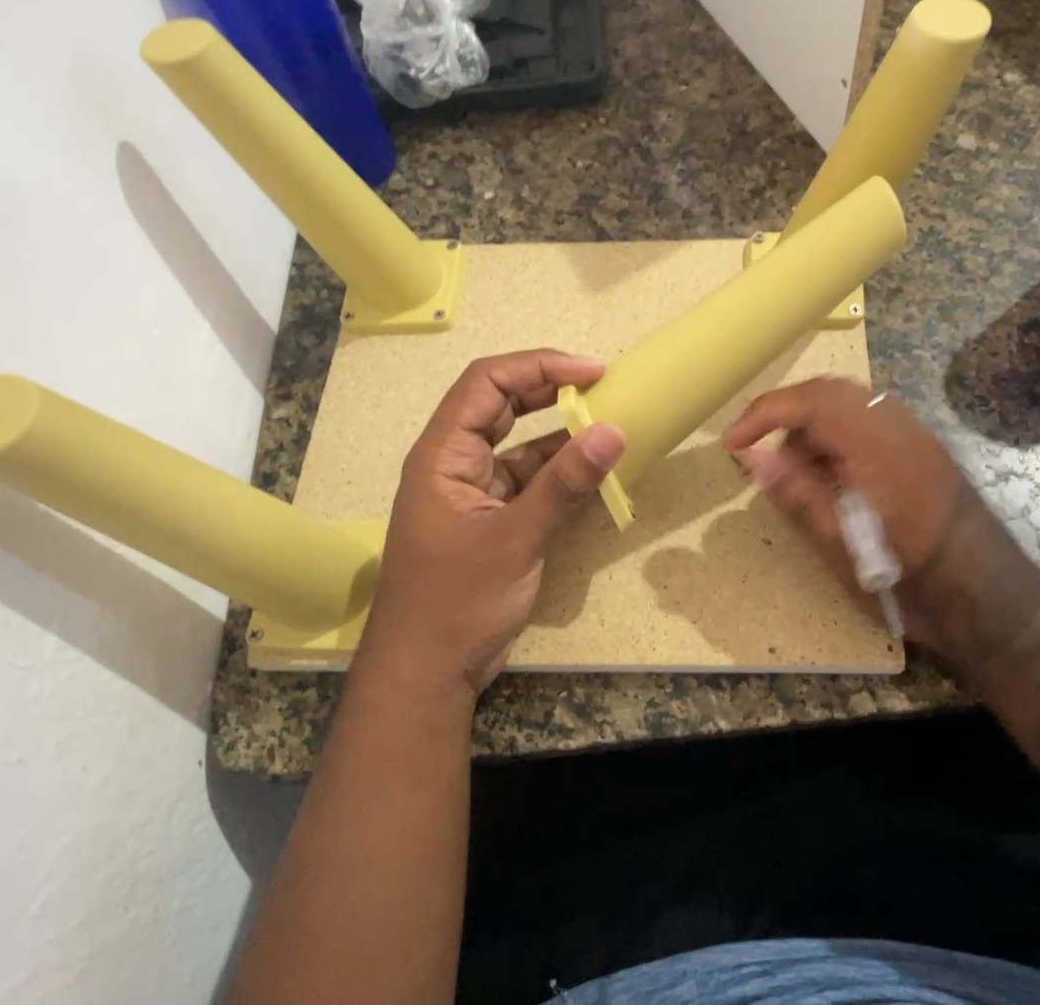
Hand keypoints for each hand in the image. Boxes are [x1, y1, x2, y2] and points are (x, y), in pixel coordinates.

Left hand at [359, 350, 625, 694]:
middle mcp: (455, 465)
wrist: (427, 672)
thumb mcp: (514, 539)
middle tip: (606, 390)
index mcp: (442, 456)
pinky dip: (562, 478)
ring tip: (611, 429)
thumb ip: (564, 485)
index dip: (538, 366)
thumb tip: (613, 431)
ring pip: (521, 448)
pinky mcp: (493, 525)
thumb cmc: (456, 602)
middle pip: (502, 407)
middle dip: (552, 392)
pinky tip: (597, 476)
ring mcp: (475, 496)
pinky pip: (530, 486)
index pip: (487, 384)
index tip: (592, 373)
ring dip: (562, 438)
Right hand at [725, 378, 1039, 675]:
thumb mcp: (843, 545)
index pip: (810, 401)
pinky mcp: (923, 452)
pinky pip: (869, 425)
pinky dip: (838, 440)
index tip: (732, 445)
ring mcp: (915, 437)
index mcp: (877, 445)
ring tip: (795, 478)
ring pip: (850, 407)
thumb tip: (754, 456)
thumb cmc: (912, 580)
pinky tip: (831, 482)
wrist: (989, 598)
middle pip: (830, 392)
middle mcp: (898, 427)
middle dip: (786, 416)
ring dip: (812, 430)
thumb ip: (798, 492)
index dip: (763, 414)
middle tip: (758, 454)